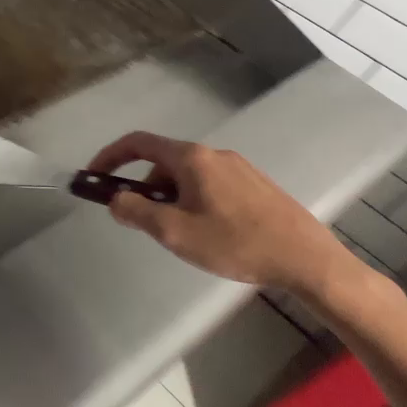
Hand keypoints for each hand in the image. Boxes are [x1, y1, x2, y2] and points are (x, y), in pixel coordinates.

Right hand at [87, 131, 361, 298]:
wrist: (311, 263)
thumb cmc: (237, 244)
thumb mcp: (175, 233)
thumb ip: (135, 212)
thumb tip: (116, 200)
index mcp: (191, 158)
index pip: (137, 143)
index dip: (110, 156)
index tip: (95, 177)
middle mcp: (215, 154)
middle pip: (163, 162)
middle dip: (145, 187)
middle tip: (144, 221)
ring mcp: (241, 169)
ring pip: (189, 176)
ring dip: (172, 197)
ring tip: (182, 233)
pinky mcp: (260, 187)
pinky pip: (213, 185)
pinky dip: (197, 201)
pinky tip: (212, 234)